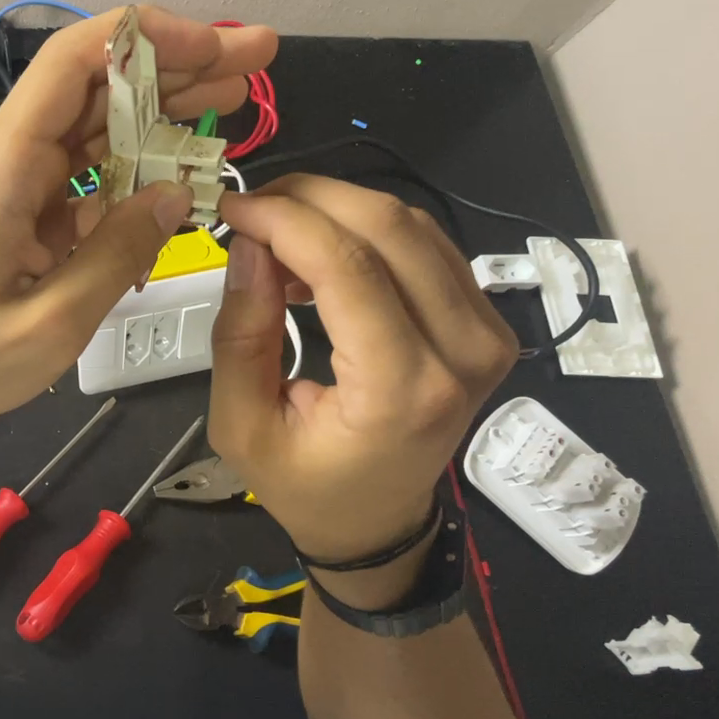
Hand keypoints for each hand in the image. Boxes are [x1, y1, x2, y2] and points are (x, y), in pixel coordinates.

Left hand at [0, 6, 277, 442]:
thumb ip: (118, 253)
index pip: (74, 62)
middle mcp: (8, 161)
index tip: (217, 49)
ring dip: (159, 117)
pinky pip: (82, 181)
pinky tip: (174, 184)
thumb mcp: (52, 323)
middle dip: (174, 68)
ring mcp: (13, 188)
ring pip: (93, 130)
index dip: (150, 39)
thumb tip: (177, 192)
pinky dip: (129, 176)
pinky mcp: (19, 216)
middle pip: (93, 87)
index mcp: (5, 168)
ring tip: (229, 110)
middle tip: (253, 64)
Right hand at [208, 176, 517, 561]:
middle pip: (391, 229)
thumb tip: (248, 247)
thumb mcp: (242, 426)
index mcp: (400, 390)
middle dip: (311, 198)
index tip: (232, 205)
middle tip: (252, 205)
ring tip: (277, 230)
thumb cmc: (302, 485)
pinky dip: (365, 231)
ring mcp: (486, 334)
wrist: (373, 520)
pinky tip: (319, 252)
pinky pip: (427, 247)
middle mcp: (461, 352)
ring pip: (413, 226)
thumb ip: (241, 336)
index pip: (349, 268)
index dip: (285, 221)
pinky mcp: (486, 323)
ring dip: (337, 209)